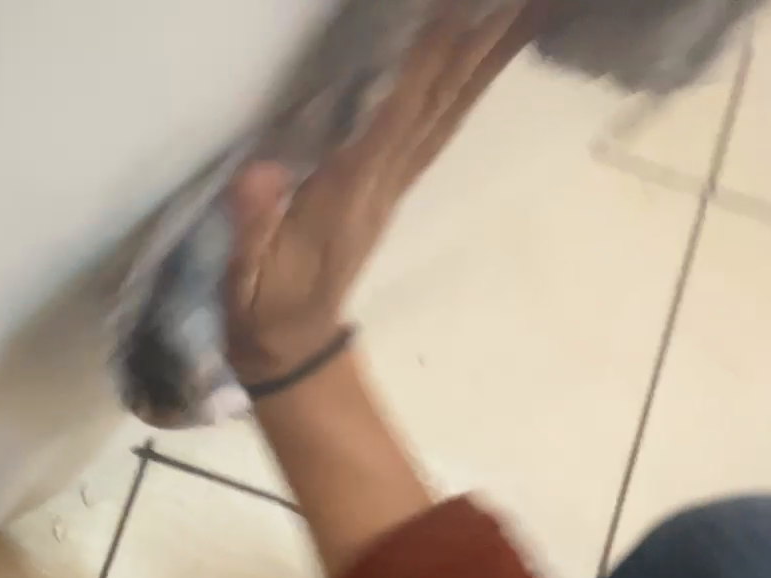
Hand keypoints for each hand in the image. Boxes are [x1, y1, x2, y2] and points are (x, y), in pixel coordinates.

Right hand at [224, 1, 542, 382]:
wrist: (294, 351)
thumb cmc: (264, 314)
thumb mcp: (244, 281)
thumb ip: (252, 227)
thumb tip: (260, 171)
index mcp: (344, 200)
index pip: (393, 121)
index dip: (425, 63)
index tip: (456, 7)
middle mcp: (378, 189)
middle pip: (437, 110)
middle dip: (479, 47)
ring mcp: (388, 192)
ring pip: (444, 118)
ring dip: (486, 63)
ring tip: (526, 10)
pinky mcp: (386, 196)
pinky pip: (433, 135)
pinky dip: (461, 93)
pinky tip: (479, 63)